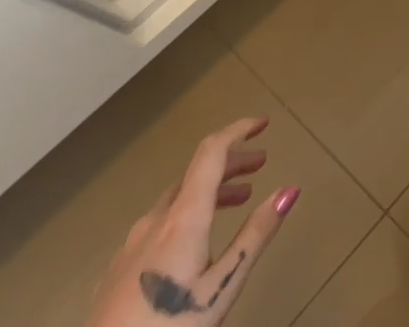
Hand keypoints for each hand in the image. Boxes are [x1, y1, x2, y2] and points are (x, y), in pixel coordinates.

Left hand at [84, 117, 298, 326]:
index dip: (237, 131)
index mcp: (183, 218)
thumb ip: (256, 234)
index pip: (211, 154)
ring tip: (237, 201)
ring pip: (175, 201)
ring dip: (210, 191)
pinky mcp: (117, 271)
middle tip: (261, 165)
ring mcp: (131, 246)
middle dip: (230, 163)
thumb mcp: (224, 285)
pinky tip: (194, 244)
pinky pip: (158, 225)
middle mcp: (154, 222)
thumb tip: (290, 189)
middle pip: (194, 175)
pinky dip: (186, 215)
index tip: (263, 124)